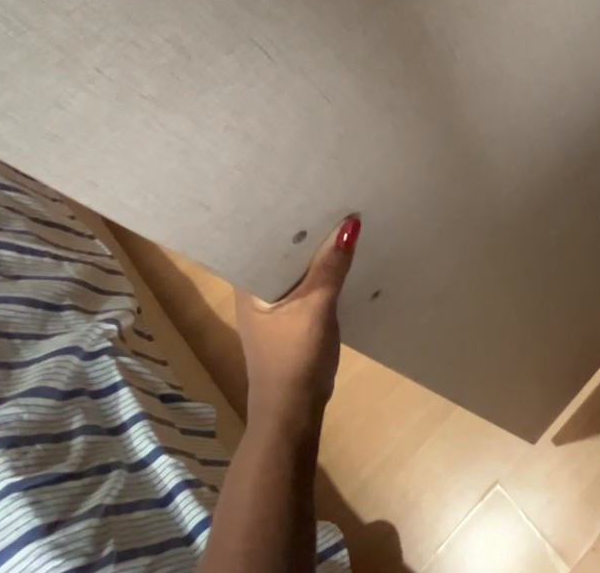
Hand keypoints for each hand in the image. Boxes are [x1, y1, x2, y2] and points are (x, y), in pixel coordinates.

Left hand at [235, 214, 358, 434]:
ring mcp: (274, 305)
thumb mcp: (316, 307)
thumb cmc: (294, 359)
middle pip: (284, 250)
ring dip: (318, 250)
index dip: (287, 213)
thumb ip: (332, 266)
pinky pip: (308, 282)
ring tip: (343, 219)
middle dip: (308, 229)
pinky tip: (343, 256)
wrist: (294, 413)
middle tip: (335, 195)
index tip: (311, 187)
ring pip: (298, 267)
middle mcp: (256, 290)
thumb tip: (351, 222)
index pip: (264, 238)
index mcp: (248, 284)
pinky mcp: (292, 317)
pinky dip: (324, 270)